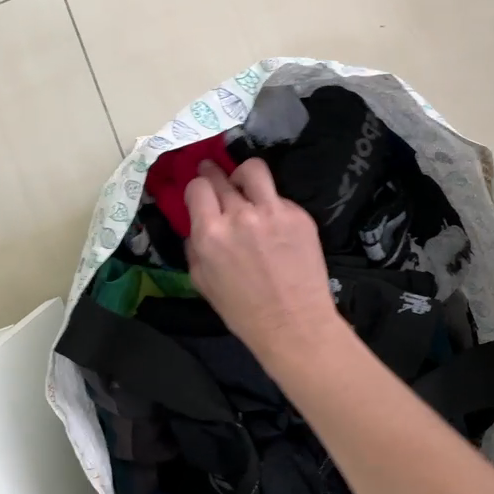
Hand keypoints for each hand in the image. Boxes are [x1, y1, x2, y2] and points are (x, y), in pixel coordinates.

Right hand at [184, 157, 343, 369]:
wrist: (293, 324)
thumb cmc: (242, 310)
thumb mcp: (201, 281)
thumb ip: (195, 246)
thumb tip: (196, 224)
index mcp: (210, 233)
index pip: (198, 187)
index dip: (196, 188)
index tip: (199, 194)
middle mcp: (239, 215)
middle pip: (221, 176)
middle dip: (213, 173)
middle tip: (213, 173)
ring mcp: (272, 212)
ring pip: (253, 170)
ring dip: (243, 175)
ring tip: (244, 184)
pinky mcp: (299, 216)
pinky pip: (278, 197)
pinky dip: (271, 205)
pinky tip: (273, 224)